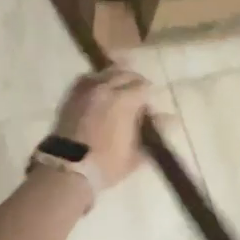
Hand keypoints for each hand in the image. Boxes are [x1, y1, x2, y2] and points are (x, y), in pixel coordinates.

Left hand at [51, 67, 150, 187]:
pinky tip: (99, 88)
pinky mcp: (71, 96)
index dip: (149, 93)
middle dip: (134, 81)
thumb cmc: (106, 164)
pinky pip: (86, 79)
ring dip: (115, 76)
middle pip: (124, 74)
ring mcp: (85, 90)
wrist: (68, 167)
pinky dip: (96, 80)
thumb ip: (152, 132)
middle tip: (139, 92)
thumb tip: (171, 119)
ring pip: (104, 72)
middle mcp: (104, 88)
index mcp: (124, 100)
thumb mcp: (136, 153)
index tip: (151, 103)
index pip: (143, 86)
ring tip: (120, 86)